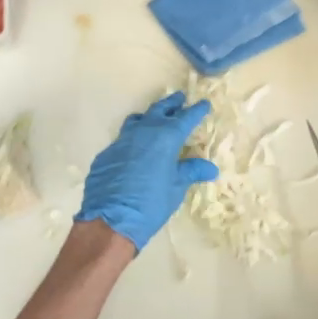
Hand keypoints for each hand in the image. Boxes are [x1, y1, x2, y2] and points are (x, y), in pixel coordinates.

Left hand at [75, 92, 218, 250]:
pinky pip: (123, 141)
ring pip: (137, 121)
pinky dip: (133, 140)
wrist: (112, 219)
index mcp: (165, 137)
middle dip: (171, 104)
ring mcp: (121, 141)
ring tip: (155, 118)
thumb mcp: (176, 187)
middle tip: (179, 99)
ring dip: (148, 117)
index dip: (196, 111)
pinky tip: (135, 151)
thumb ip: (191, 171)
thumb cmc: (152, 203)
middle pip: (159, 111)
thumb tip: (210, 168)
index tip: (204, 104)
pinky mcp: (106, 154)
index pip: (185, 118)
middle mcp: (143, 132)